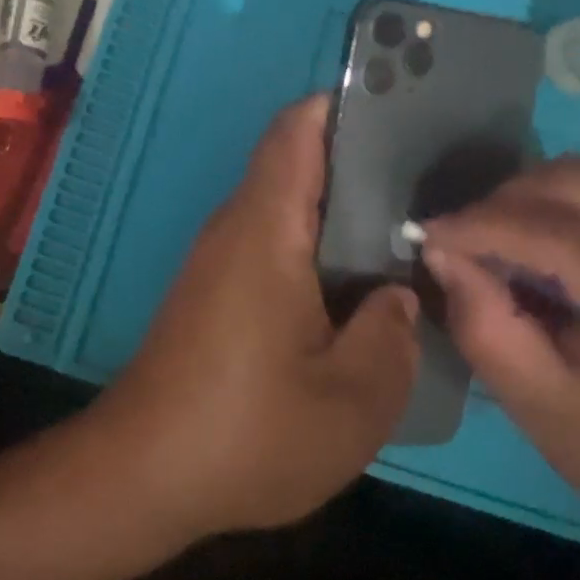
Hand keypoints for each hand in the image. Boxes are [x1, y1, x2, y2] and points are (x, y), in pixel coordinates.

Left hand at [92, 97, 420, 537]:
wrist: (141, 474)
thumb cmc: (246, 432)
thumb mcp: (351, 401)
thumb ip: (391, 336)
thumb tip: (399, 292)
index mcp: (265, 229)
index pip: (297, 130)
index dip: (347, 104)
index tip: (408, 108)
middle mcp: (236, 229)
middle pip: (297, 164)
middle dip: (364, 161)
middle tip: (438, 181)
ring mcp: (220, 261)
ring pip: (289, 209)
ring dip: (345, 214)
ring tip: (416, 233)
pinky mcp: (215, 294)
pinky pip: (275, 246)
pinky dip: (320, 252)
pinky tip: (364, 291)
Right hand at [418, 157, 579, 545]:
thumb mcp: (540, 407)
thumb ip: (486, 327)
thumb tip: (441, 250)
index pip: (574, 239)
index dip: (490, 226)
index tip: (427, 234)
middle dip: (506, 204)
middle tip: (458, 241)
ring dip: (530, 200)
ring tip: (495, 244)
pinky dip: (560, 206)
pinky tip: (539, 246)